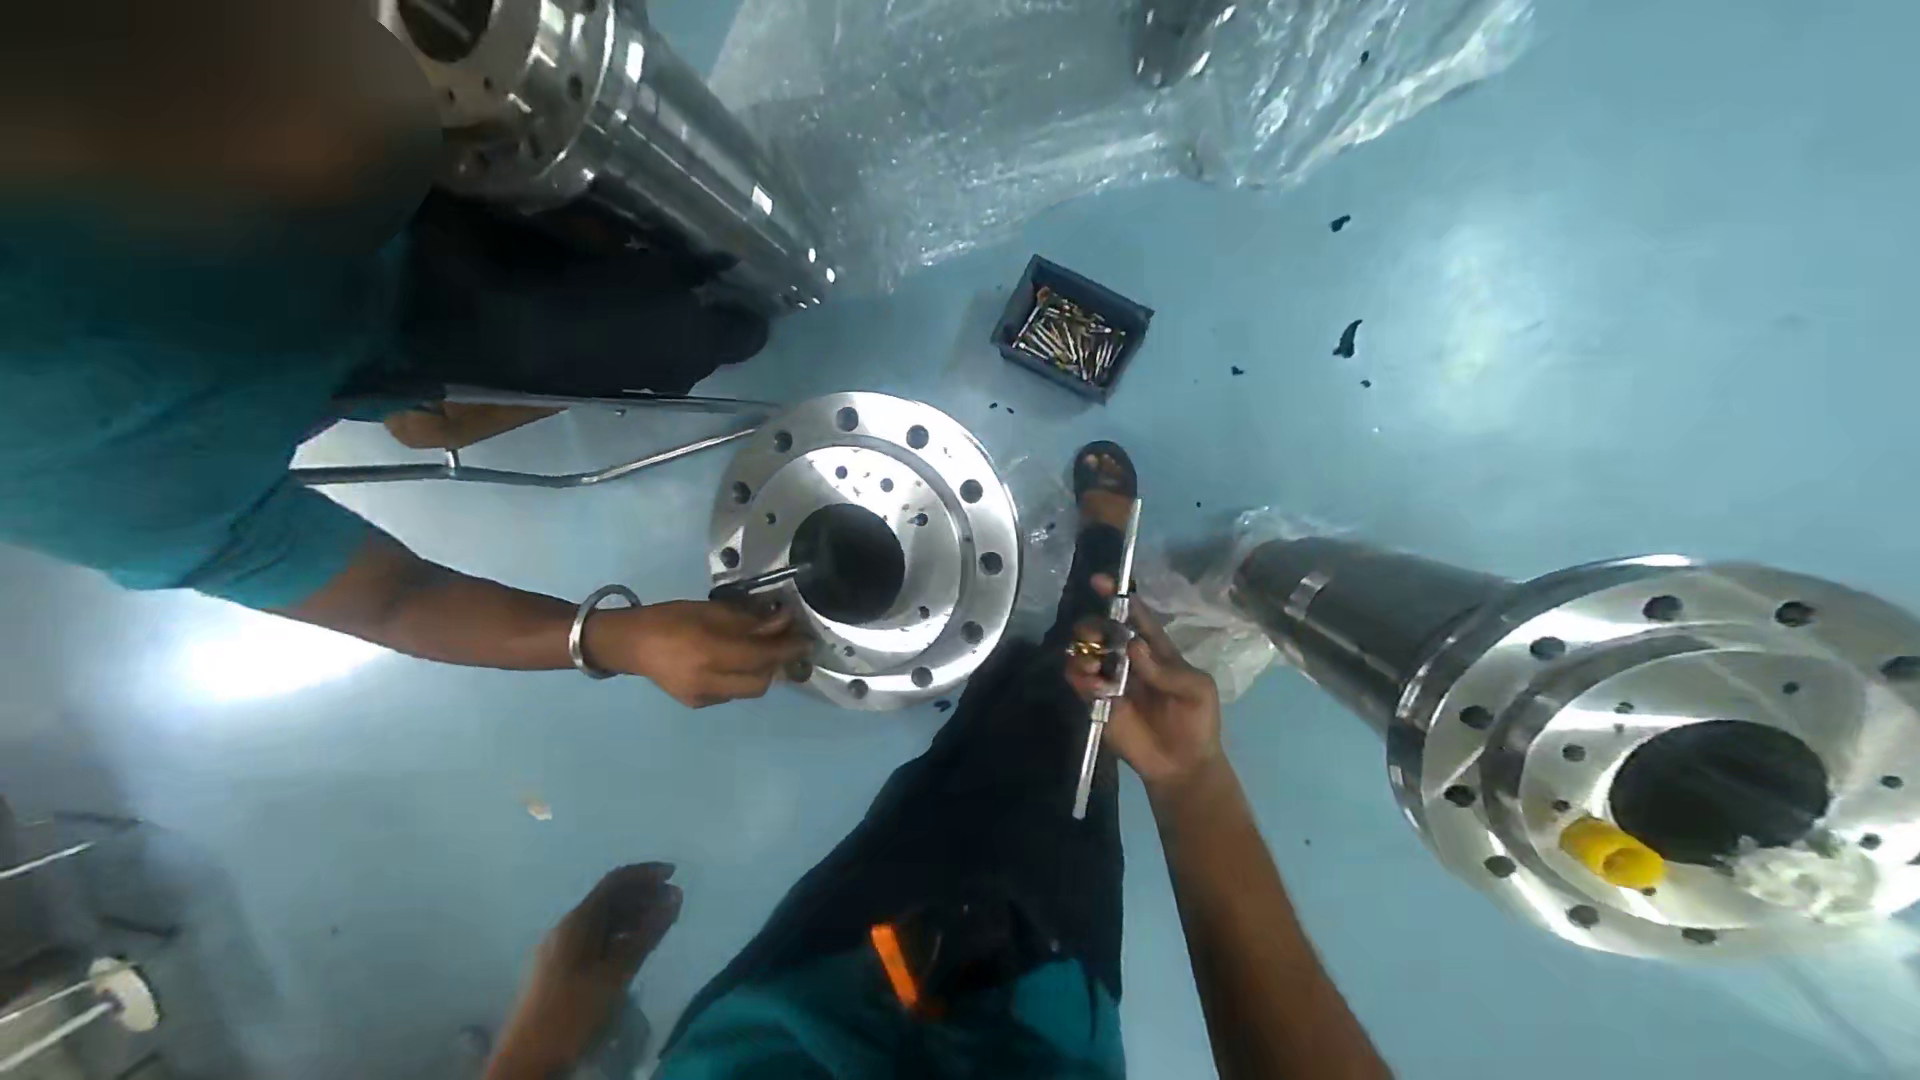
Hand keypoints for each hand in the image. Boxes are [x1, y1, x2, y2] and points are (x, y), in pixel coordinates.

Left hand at [486, 864, 682, 1079]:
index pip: (615, 881)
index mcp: (576, 922)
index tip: (675, 874)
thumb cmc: (571, 1014)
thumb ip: (648, 933)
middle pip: (610, 899)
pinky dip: (621, 936)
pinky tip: (636, 950)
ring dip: (635, 917)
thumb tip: (676, 895)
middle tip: (674, 905)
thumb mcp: (616, 973)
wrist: (523, 1068)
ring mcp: (560, 950)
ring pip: (604, 920)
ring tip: (661, 926)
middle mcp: (566, 929)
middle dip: (644, 895)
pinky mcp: (560, 971)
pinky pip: (596, 939)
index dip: (646, 872)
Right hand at [584, 601, 811, 707]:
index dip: (788, 649)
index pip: (762, 656)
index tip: (806, 640)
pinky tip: (734, 662)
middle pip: (761, 680)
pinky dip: (742, 678)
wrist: (628, 644)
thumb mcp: (711, 611)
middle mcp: (709, 681)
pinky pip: (732, 693)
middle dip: (776, 662)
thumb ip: (748, 621)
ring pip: (749, 690)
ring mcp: (702, 697)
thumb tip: (782, 623)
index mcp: (710, 653)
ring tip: (759, 651)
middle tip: (782, 642)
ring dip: (761, 671)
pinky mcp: (697, 703)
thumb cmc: (670, 619)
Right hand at [1065, 574, 1224, 791]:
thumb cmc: (1196, 722)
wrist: (1183, 766)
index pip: (1134, 615)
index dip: (1117, 596)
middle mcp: (1127, 659)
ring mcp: (1110, 680)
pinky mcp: (1096, 702)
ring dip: (1083, 653)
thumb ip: (1166, 669)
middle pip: (1101, 630)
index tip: (1098, 581)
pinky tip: (1096, 688)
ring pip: (1084, 652)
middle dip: (1092, 626)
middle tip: (1094, 638)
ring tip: (1095, 669)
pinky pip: (1078, 681)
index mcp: (1155, 650)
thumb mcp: (1197, 690)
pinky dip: (1080, 679)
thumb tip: (1133, 645)